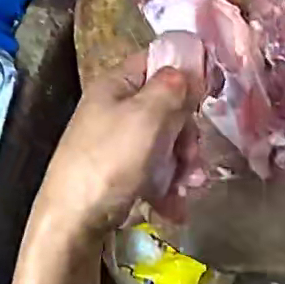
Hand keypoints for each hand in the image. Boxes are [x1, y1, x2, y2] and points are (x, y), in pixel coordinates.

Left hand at [30, 48, 199, 247]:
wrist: (72, 221)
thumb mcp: (147, 116)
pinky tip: (174, 207)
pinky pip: (154, 173)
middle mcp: (115, 110)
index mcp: (116, 85)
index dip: (187, 73)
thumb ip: (173, 87)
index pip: (157, 62)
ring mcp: (117, 145)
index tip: (211, 93)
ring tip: (186, 188)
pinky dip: (168, 188)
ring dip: (182, 166)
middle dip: (186, 135)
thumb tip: (189, 69)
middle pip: (167, 109)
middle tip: (190, 156)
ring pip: (166, 145)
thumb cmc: (110, 161)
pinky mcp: (120, 176)